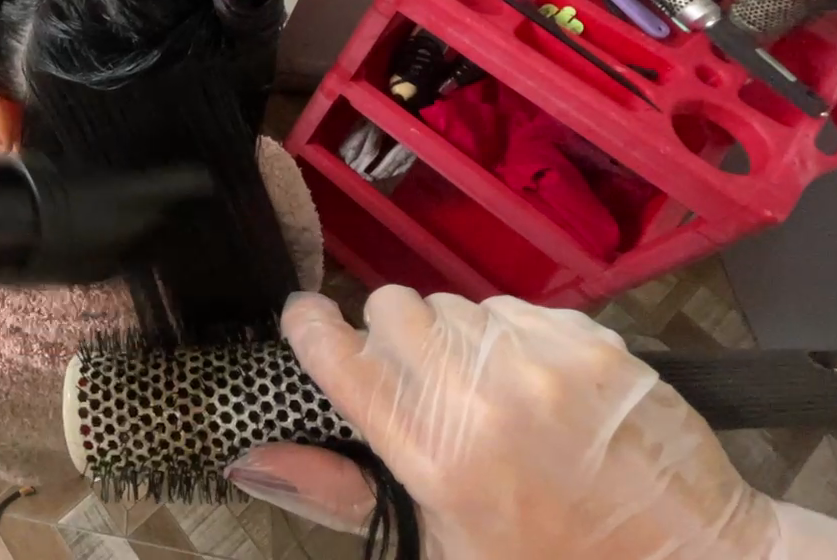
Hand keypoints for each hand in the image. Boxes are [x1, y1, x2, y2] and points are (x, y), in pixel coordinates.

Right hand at [225, 289, 787, 559]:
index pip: (334, 350)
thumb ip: (337, 493)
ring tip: (492, 391)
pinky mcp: (589, 338)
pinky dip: (510, 336)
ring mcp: (540, 359)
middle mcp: (480, 394)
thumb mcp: (434, 548)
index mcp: (433, 454)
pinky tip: (541, 385)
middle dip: (394, 335)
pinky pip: (509, 306)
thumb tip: (247, 459)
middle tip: (426, 384)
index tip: (313, 329)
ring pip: (450, 302)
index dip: (310, 327)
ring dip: (454, 336)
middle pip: (389, 304)